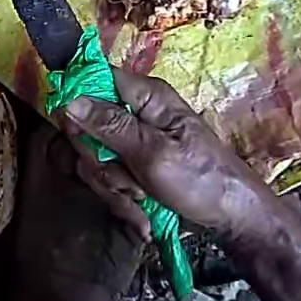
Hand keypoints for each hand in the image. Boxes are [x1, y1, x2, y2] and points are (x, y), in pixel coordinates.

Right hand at [58, 69, 293, 246]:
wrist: (232, 220)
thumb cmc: (202, 181)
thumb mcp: (154, 154)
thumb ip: (111, 126)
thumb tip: (69, 100)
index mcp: (146, 97)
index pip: (94, 80)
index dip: (77, 105)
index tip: (79, 136)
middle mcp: (136, 112)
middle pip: (85, 125)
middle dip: (98, 162)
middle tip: (124, 180)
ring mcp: (132, 140)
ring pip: (92, 157)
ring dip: (111, 187)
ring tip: (140, 201)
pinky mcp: (131, 165)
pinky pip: (106, 177)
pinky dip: (120, 198)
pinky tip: (141, 212)